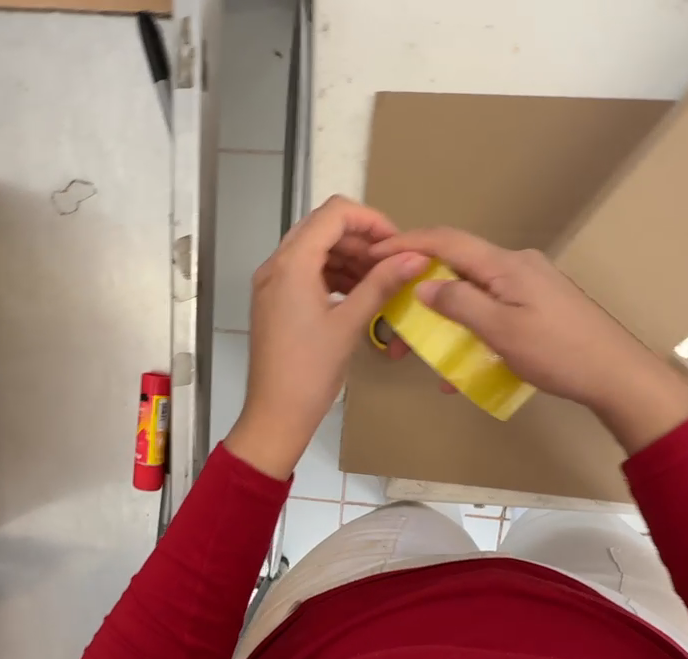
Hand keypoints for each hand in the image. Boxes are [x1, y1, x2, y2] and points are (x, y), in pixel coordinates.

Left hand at [226, 196, 427, 478]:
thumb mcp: (350, 324)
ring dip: (348, 258)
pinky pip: (305, 273)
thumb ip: (382, 284)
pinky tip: (357, 294)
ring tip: (380, 281)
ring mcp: (271, 284)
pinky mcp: (273, 302)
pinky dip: (333, 275)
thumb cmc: (310, 373)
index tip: (397, 244)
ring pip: (314, 250)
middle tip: (392, 264)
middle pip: (322, 228)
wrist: (275, 415)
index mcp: (292, 263)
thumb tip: (416, 257)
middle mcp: (275, 265)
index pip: (334, 213)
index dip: (371, 220)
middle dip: (360, 240)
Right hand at [367, 227, 687, 453]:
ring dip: (442, 317)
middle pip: (456, 267)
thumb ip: (459, 304)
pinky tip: (458, 366)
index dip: (408, 243)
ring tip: (421, 349)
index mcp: (505, 265)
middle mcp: (515, 266)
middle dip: (420, 290)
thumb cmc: (558, 352)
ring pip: (471, 292)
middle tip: (393, 320)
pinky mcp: (536, 306)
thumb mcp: (501, 330)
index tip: (375, 253)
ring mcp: (527, 286)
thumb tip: (424, 286)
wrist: (614, 373)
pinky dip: (468, 330)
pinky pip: (490, 310)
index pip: (447, 242)